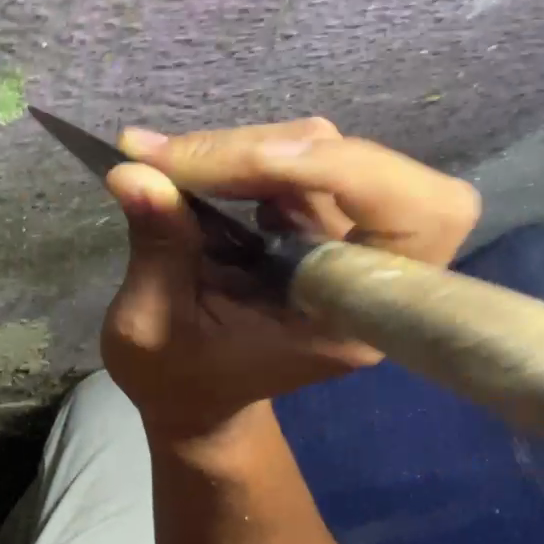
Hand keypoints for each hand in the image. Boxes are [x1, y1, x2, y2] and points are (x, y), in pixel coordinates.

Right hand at [100, 117, 480, 436]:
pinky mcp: (320, 220)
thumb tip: (132, 170)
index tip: (214, 171)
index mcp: (352, 317)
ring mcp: (349, 239)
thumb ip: (157, 248)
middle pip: (358, 167)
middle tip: (163, 159)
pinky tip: (187, 169)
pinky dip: (238, 156)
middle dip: (259, 154)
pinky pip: (297, 161)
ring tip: (163, 162)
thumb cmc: (175, 377)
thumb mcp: (148, 324)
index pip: (411, 215)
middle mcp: (373, 270)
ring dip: (241, 150)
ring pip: (323, 153)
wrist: (192, 394)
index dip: (333, 171)